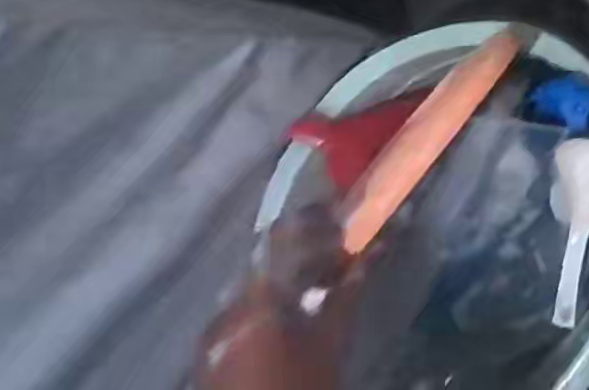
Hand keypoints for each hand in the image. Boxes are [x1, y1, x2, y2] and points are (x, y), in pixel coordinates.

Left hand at [196, 208, 359, 389]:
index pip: (280, 237)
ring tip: (326, 283)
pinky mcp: (211, 362)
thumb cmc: (299, 389)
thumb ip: (350, 286)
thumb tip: (376, 245)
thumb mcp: (331, 338)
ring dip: (293, 276)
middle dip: (307, 250)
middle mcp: (226, 311)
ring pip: (258, 286)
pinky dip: (275, 301)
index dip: (312, 220)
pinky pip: (246, 313)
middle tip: (342, 253)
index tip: (342, 216)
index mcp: (254, 300)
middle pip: (268, 261)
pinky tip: (301, 314)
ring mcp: (213, 339)